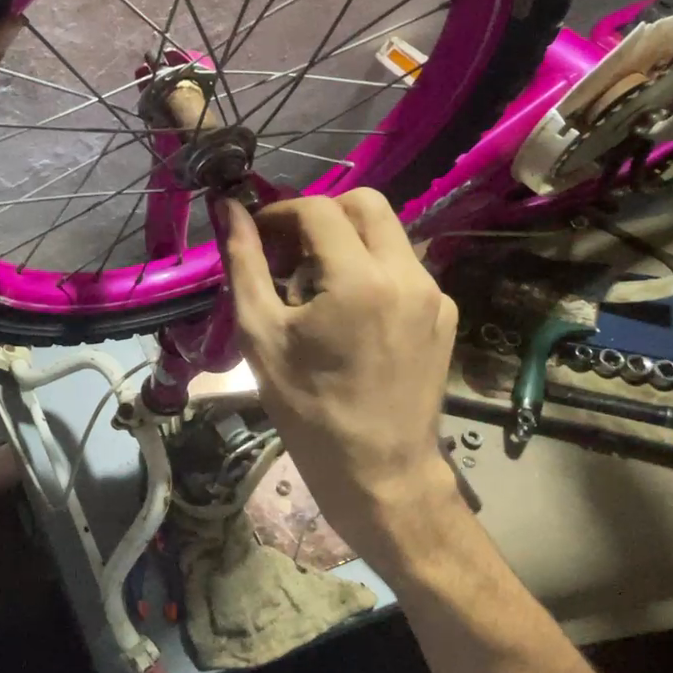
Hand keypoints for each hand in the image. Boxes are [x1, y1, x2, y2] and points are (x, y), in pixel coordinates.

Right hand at [217, 189, 459, 565]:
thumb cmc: (307, 405)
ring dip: (345, 240)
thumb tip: (227, 208)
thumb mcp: (260, 332)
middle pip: (364, 203)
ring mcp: (433, 294)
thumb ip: (244, 261)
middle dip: (319, 215)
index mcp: (359, 279)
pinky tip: (346, 311)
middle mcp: (407, 275)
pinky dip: (369, 268)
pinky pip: (402, 266)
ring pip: (387, 232)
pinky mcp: (444, 313)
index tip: (257, 238)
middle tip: (288, 251)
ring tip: (314, 286)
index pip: (318, 208)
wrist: (378, 469)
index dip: (279, 213)